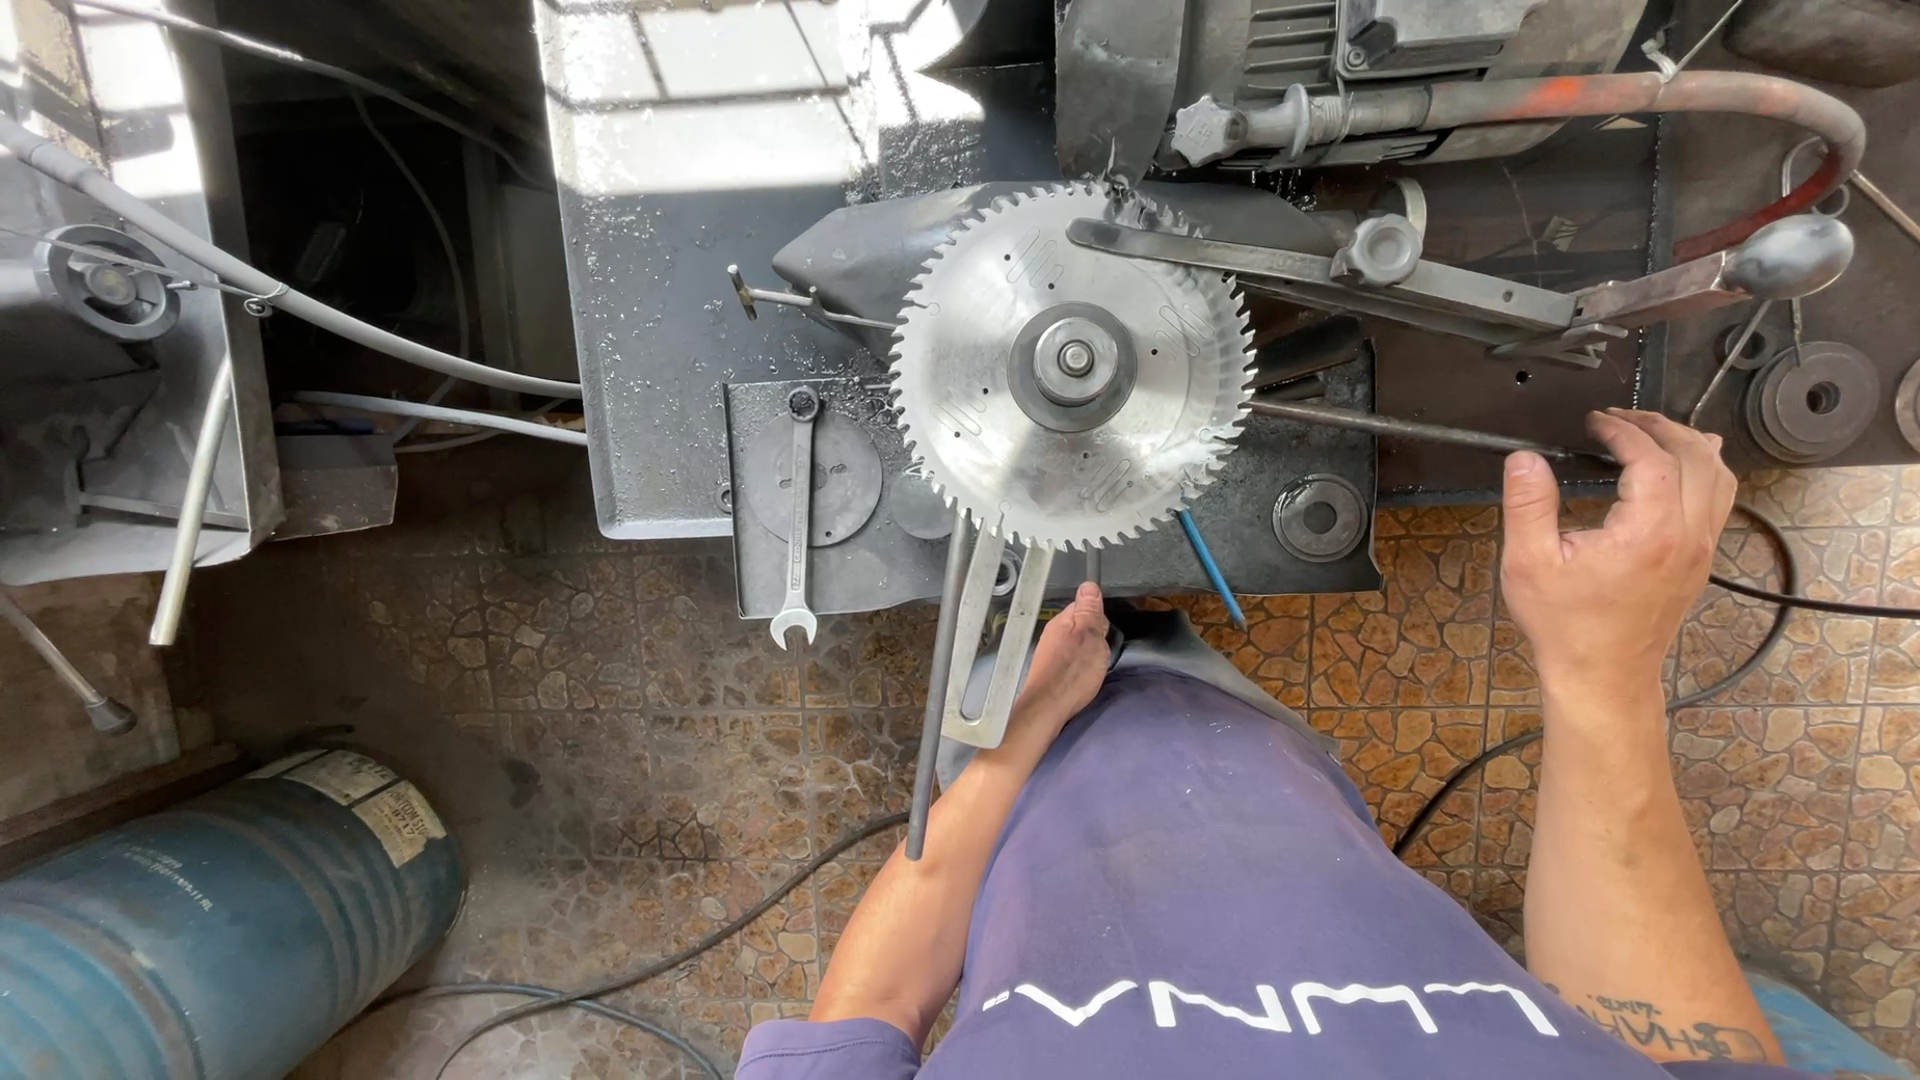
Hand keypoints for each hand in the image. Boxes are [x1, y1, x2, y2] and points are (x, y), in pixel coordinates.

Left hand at [1005, 582, 1110, 743]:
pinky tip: (1083, 677)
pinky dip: (1079, 665)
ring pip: (1076, 643)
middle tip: (1100, 653)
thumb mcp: (1090, 637)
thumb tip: (1089, 584)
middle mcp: (1052, 633)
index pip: (1083, 606)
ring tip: (1093, 667)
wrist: (1048, 708)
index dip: (1099, 618)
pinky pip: (1070, 659)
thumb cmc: (1072, 673)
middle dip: (1094, 636)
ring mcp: (1049, 652)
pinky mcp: (1050, 670)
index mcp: (1061, 621)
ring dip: (1087, 652)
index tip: (1105, 634)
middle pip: (1080, 626)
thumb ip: (1089, 611)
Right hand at [1501, 409, 1735, 697]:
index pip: (1652, 459)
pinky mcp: (1698, 559)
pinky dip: (1700, 470)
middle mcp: (1688, 534)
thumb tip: (1523, 460)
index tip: (1594, 422)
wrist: (1601, 670)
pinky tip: (1674, 470)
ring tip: (1650, 432)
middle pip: (1699, 458)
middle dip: (1661, 428)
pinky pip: (1718, 500)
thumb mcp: (1527, 561)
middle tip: (1620, 418)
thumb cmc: (1562, 620)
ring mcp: (1700, 548)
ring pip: (1720, 477)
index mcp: (1649, 530)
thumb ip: (1527, 505)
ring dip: (1688, 445)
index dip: (1624, 431)